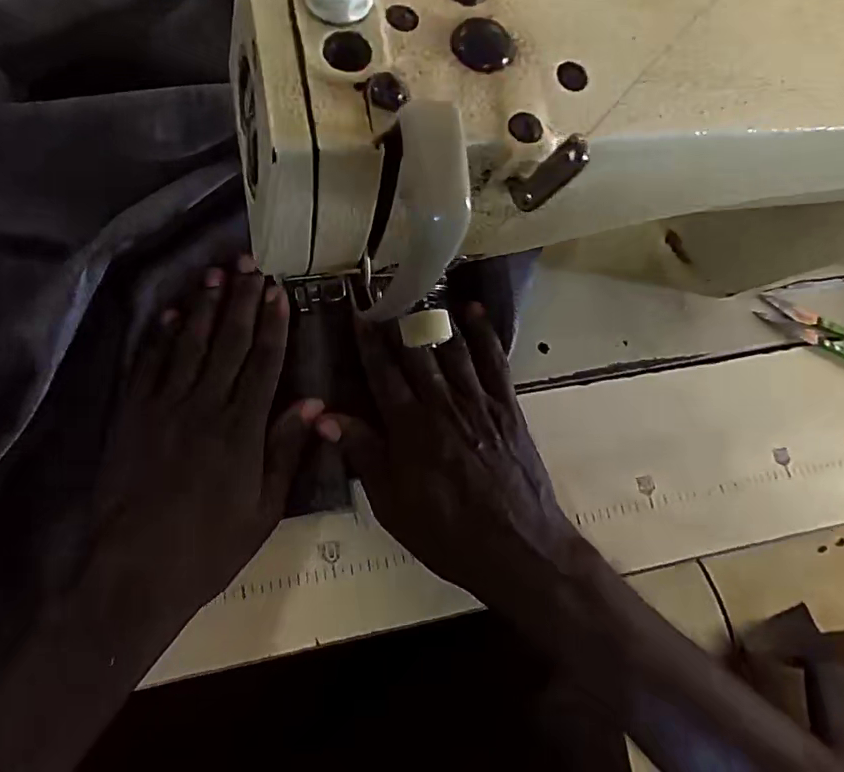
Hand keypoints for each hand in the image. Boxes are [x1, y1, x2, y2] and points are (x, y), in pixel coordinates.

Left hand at [91, 258, 319, 616]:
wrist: (133, 574)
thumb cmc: (209, 546)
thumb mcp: (264, 510)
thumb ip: (287, 451)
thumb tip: (314, 402)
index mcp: (242, 429)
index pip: (264, 362)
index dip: (273, 323)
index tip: (280, 290)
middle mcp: (205, 406)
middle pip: (229, 342)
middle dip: (243, 300)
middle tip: (251, 264)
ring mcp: (164, 408)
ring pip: (190, 345)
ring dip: (206, 307)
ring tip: (216, 274)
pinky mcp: (132, 416)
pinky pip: (148, 366)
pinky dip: (160, 336)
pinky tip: (171, 313)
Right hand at [316, 303, 586, 607]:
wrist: (518, 547)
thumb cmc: (448, 534)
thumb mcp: (393, 505)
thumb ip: (364, 454)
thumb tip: (325, 416)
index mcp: (409, 428)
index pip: (382, 373)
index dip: (369, 342)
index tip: (358, 314)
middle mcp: (442, 404)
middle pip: (416, 353)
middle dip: (397, 322)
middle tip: (385, 295)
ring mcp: (477, 402)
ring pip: (451, 349)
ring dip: (434, 320)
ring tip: (419, 295)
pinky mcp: (506, 406)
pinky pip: (493, 360)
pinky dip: (482, 332)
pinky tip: (473, 310)